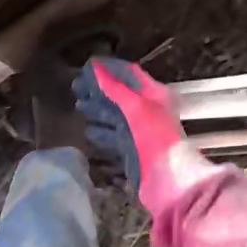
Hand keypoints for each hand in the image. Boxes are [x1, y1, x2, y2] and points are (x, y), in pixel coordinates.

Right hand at [73, 58, 187, 202]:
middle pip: (120, 94)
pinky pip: (114, 137)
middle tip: (76, 87)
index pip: (130, 74)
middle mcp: (148, 110)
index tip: (88, 66)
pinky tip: (87, 130)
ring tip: (78, 106)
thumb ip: (116, 88)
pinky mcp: (133, 151)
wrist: (169, 180)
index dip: (110, 68)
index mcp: (155, 95)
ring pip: (115, 116)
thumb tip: (96, 67)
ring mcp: (140, 132)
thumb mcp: (136, 107)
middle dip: (99, 89)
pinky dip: (101, 132)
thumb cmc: (157, 138)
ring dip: (98, 110)